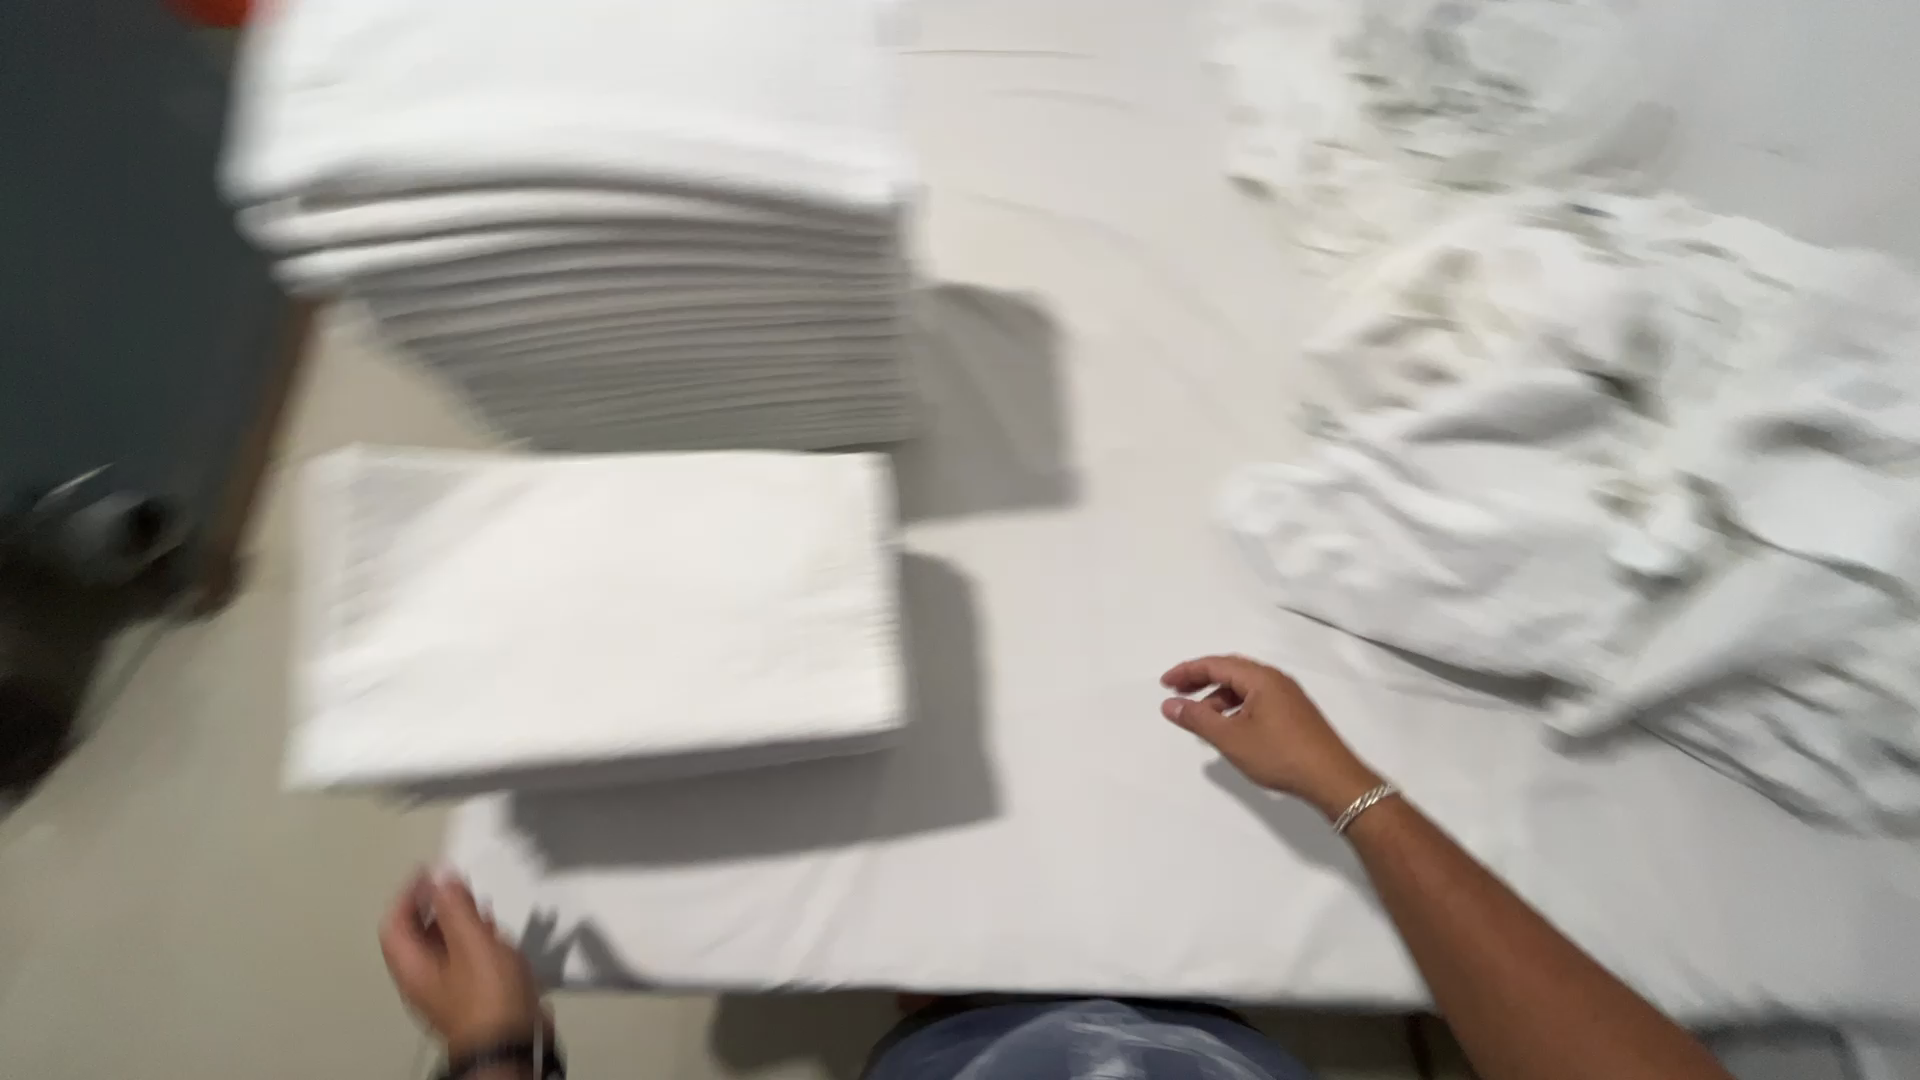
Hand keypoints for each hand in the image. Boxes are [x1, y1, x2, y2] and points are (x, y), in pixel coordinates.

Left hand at [379, 873, 545, 1054]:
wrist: (509, 1039)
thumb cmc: (487, 990)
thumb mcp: (472, 944)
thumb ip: (456, 909)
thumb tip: (440, 877)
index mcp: (413, 968)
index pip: (395, 926)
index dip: (407, 894)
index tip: (429, 869)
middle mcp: (422, 977)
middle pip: (415, 935)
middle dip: (431, 903)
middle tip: (454, 879)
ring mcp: (446, 986)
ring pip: (440, 943)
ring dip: (453, 916)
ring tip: (475, 896)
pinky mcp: (470, 989)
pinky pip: (462, 953)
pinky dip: (471, 932)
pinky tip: (492, 924)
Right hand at [1160, 655, 1381, 817]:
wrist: (1335, 780)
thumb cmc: (1280, 755)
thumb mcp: (1231, 738)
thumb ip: (1197, 719)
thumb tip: (1169, 704)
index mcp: (1260, 678)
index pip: (1215, 664)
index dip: (1187, 672)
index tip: (1164, 684)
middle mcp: (1275, 680)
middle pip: (1230, 670)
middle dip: (1200, 680)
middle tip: (1177, 694)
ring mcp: (1288, 696)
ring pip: (1244, 687)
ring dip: (1218, 696)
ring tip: (1201, 717)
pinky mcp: (1295, 713)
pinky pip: (1257, 699)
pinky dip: (1235, 706)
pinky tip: (1230, 727)